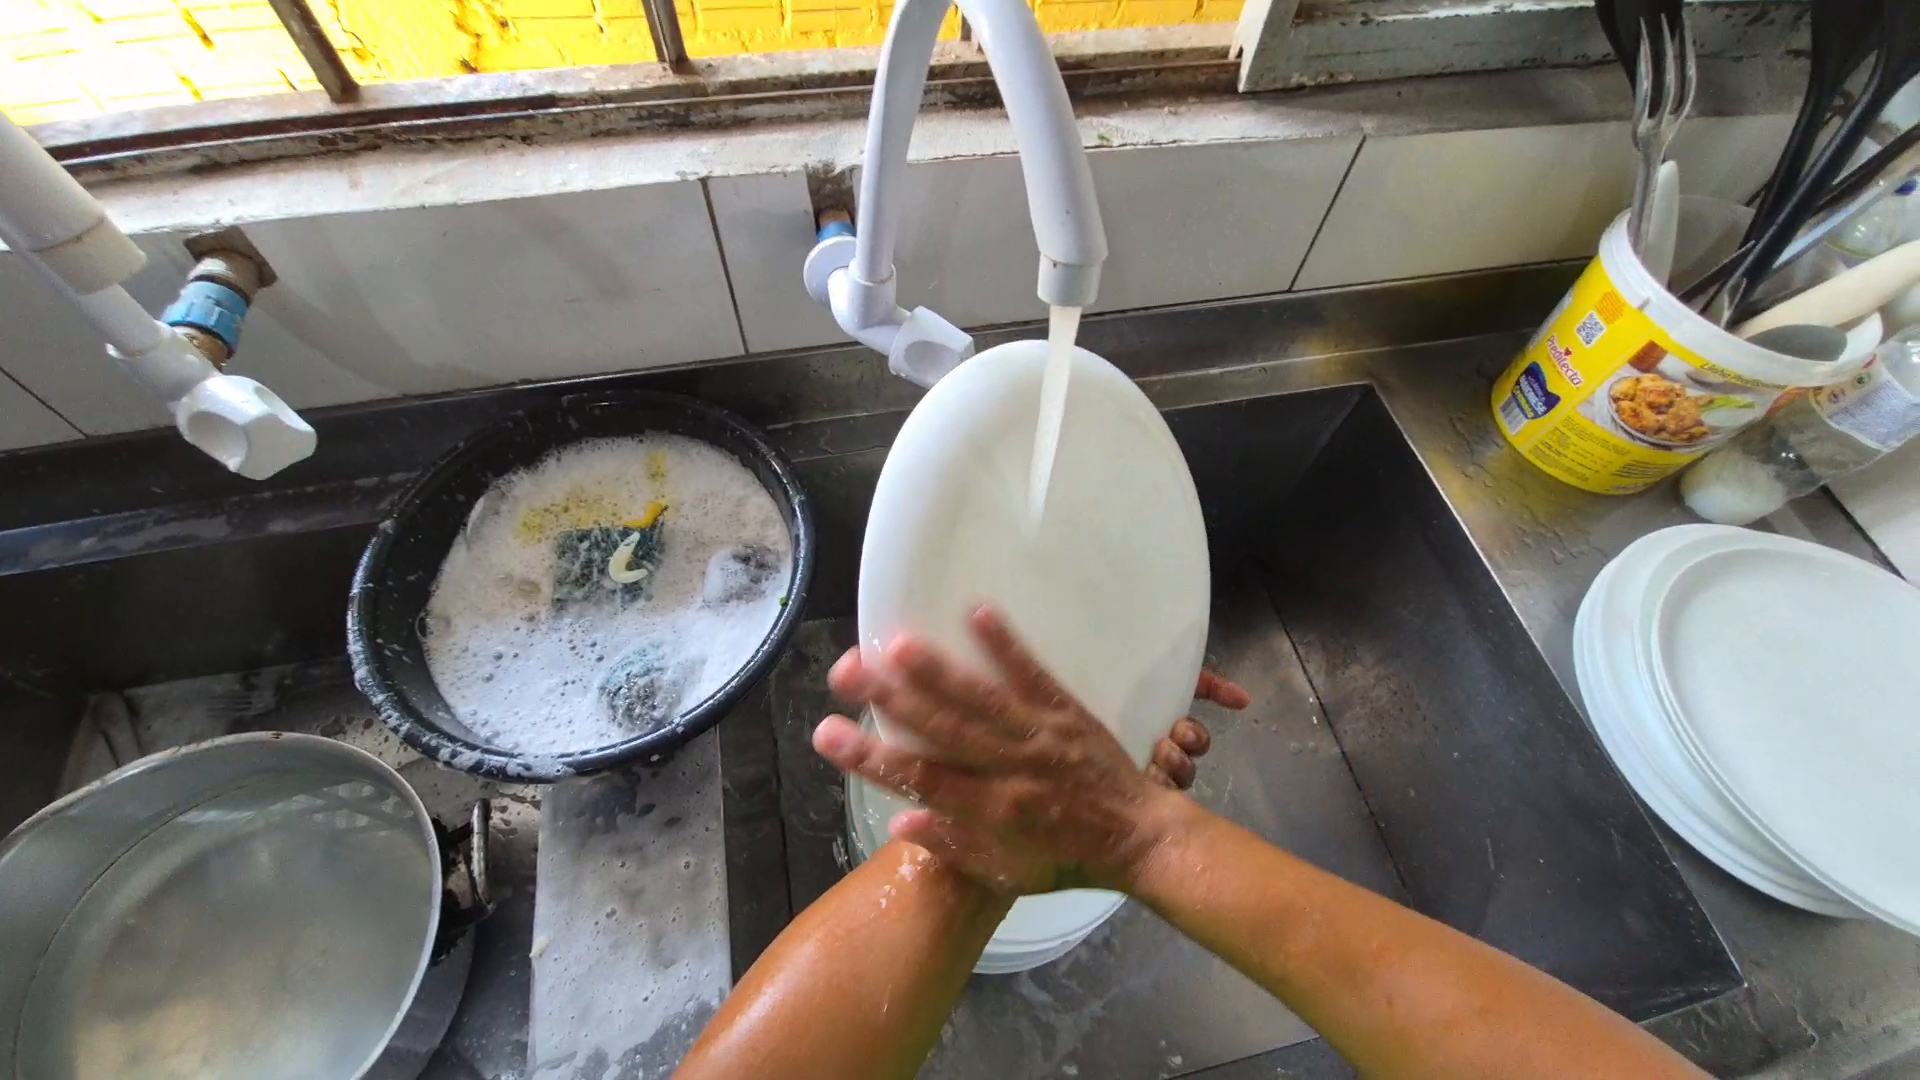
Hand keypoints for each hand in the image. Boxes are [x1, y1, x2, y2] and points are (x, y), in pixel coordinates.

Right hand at [812, 606, 1249, 895]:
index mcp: (992, 813)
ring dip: (940, 671)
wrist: (1140, 839)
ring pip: (983, 700)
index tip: (827, 733)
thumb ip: (951, 846)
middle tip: (846, 670)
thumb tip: (896, 822)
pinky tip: (979, 612)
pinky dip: (1007, 646)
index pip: (921, 780)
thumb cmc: (1066, 858)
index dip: (870, 757)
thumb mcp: (1006, 872)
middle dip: (890, 700)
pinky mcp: (1067, 711)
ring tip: (899, 642)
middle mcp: (1012, 771)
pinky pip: (1035, 674)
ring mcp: (1041, 736)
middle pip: (943, 731)